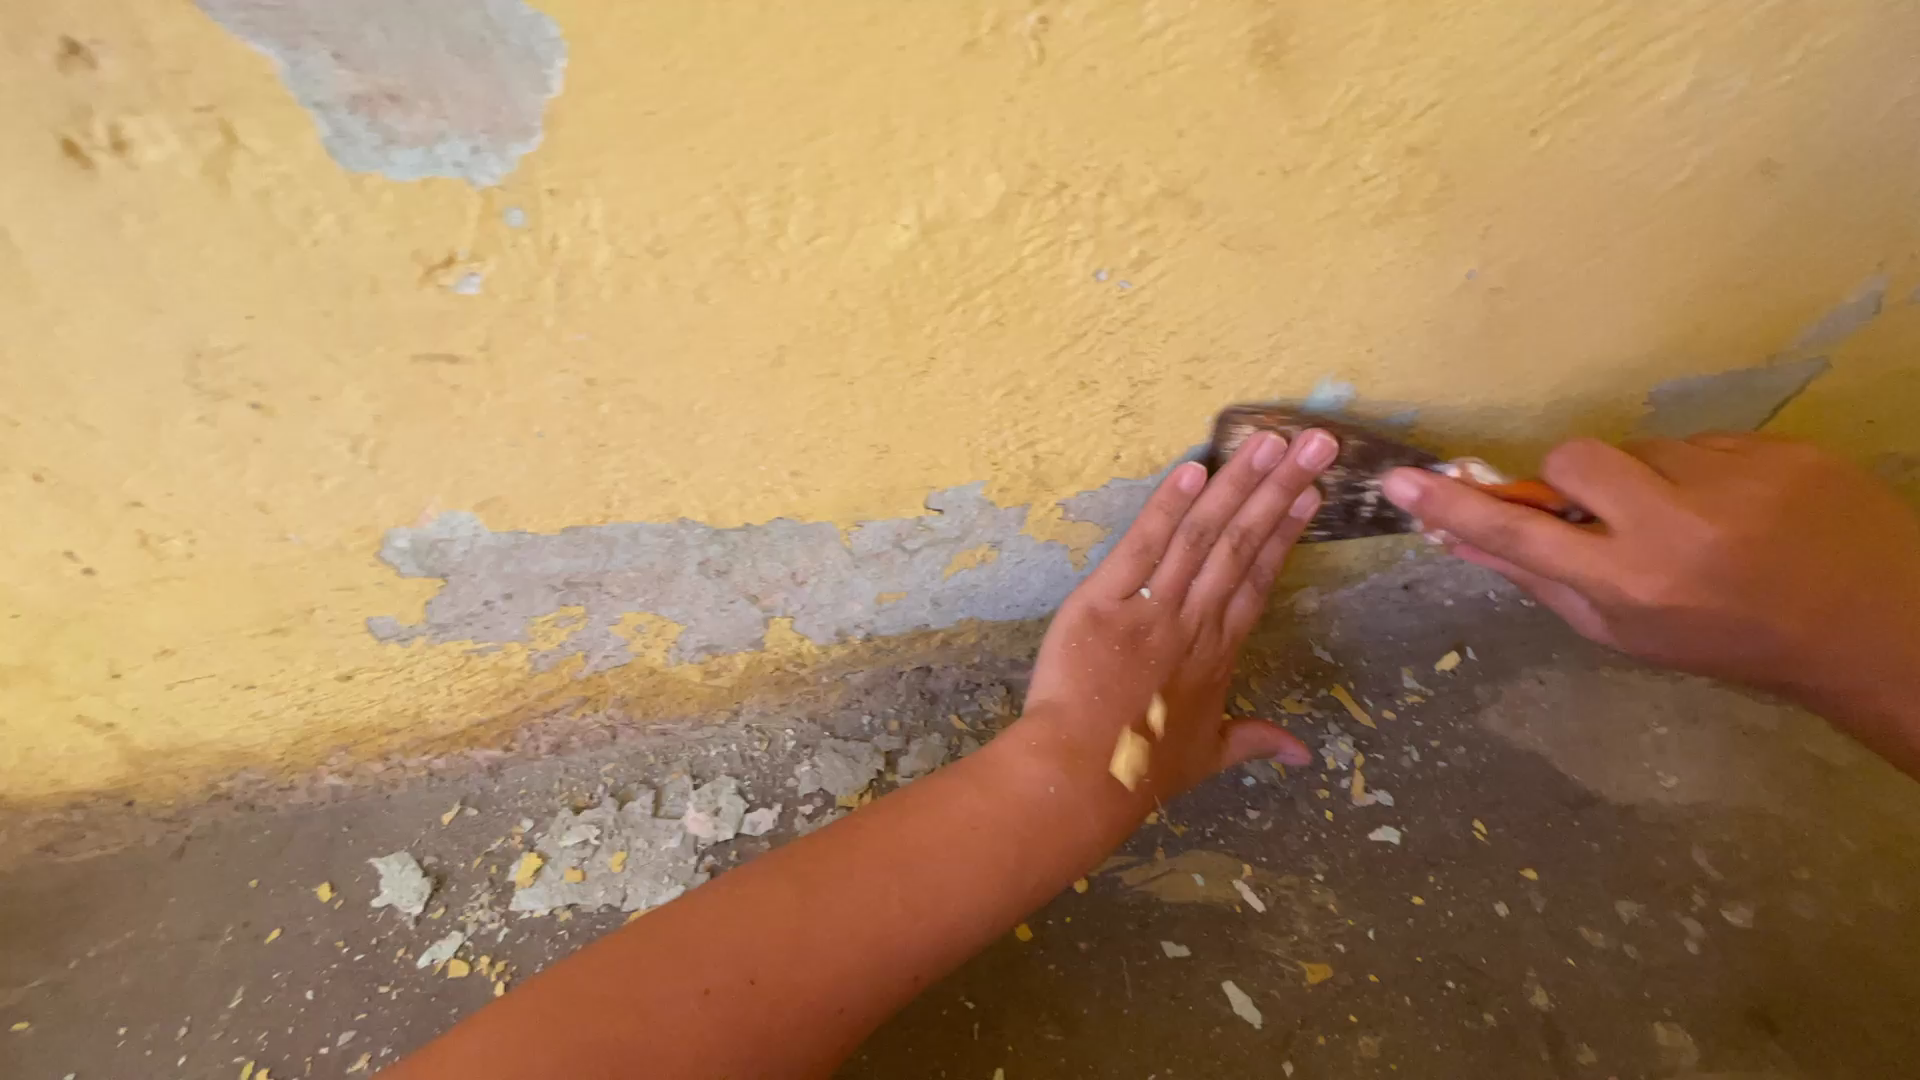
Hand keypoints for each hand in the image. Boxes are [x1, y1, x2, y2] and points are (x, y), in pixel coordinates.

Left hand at [1017, 429, 1335, 801]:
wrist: (1082, 772)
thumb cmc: (1140, 766)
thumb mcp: (1206, 756)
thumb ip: (1255, 741)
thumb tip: (1304, 754)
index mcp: (1218, 651)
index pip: (1258, 578)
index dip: (1285, 533)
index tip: (1310, 494)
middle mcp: (1194, 620)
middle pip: (1242, 545)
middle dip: (1279, 490)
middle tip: (1315, 443)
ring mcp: (1151, 607)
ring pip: (1202, 536)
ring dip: (1238, 486)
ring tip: (1270, 443)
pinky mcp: (1104, 599)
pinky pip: (1142, 546)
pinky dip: (1167, 507)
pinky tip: (1194, 470)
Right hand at [1382, 434, 1919, 770]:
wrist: (1885, 630)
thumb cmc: (1726, 641)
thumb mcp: (1619, 629)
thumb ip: (1535, 577)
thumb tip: (1454, 539)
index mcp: (1629, 582)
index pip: (1516, 534)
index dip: (1453, 507)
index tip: (1401, 481)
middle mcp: (1676, 527)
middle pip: (1572, 459)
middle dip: (1571, 481)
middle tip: (1604, 512)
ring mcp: (1737, 480)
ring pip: (1637, 448)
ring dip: (1642, 478)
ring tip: (1691, 517)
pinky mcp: (1783, 450)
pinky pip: (1697, 441)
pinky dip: (1696, 470)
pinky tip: (1737, 506)